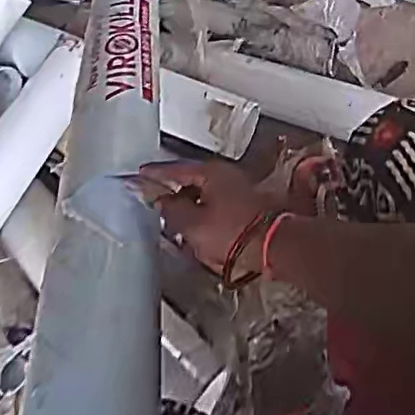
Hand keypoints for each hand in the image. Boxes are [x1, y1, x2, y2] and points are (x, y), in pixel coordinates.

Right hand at [138, 159, 285, 276]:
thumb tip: (160, 199)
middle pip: (190, 180)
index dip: (156, 173)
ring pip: (202, 194)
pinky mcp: (243, 204)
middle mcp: (224, 174)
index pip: (176, 169)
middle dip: (172, 193)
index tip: (141, 173)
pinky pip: (214, 204)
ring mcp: (236, 188)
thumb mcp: (194, 224)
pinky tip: (196, 231)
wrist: (273, 245)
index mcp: (210, 173)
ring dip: (188, 206)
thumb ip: (172, 209)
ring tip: (175, 224)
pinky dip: (202, 214)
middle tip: (155, 201)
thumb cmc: (233, 233)